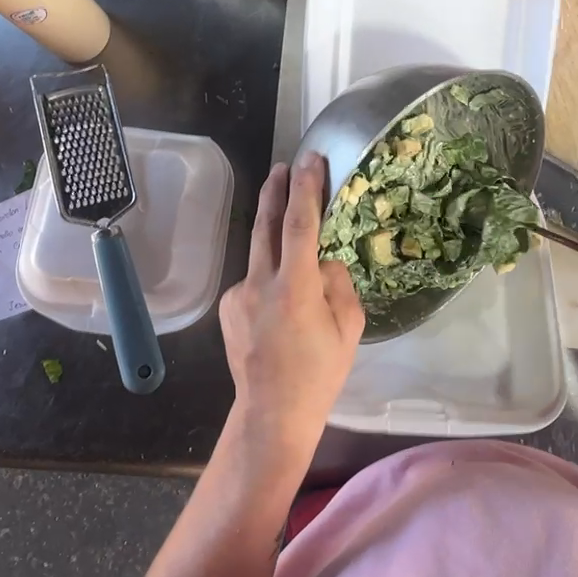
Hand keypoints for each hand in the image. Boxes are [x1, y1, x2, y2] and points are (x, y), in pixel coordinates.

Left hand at [218, 154, 364, 465]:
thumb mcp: (349, 328)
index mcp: (294, 288)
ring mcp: (238, 295)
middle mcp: (259, 283)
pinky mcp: (228, 308)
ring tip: (293, 234)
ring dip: (275, 238)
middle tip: (285, 166)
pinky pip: (254, 281)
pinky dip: (270, 279)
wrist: (271, 415)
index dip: (306, 189)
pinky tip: (281, 306)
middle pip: (266, 224)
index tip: (311, 160)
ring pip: (261, 255)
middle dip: (276, 191)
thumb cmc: (319, 374)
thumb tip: (322, 263)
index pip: (300, 225)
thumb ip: (338, 284)